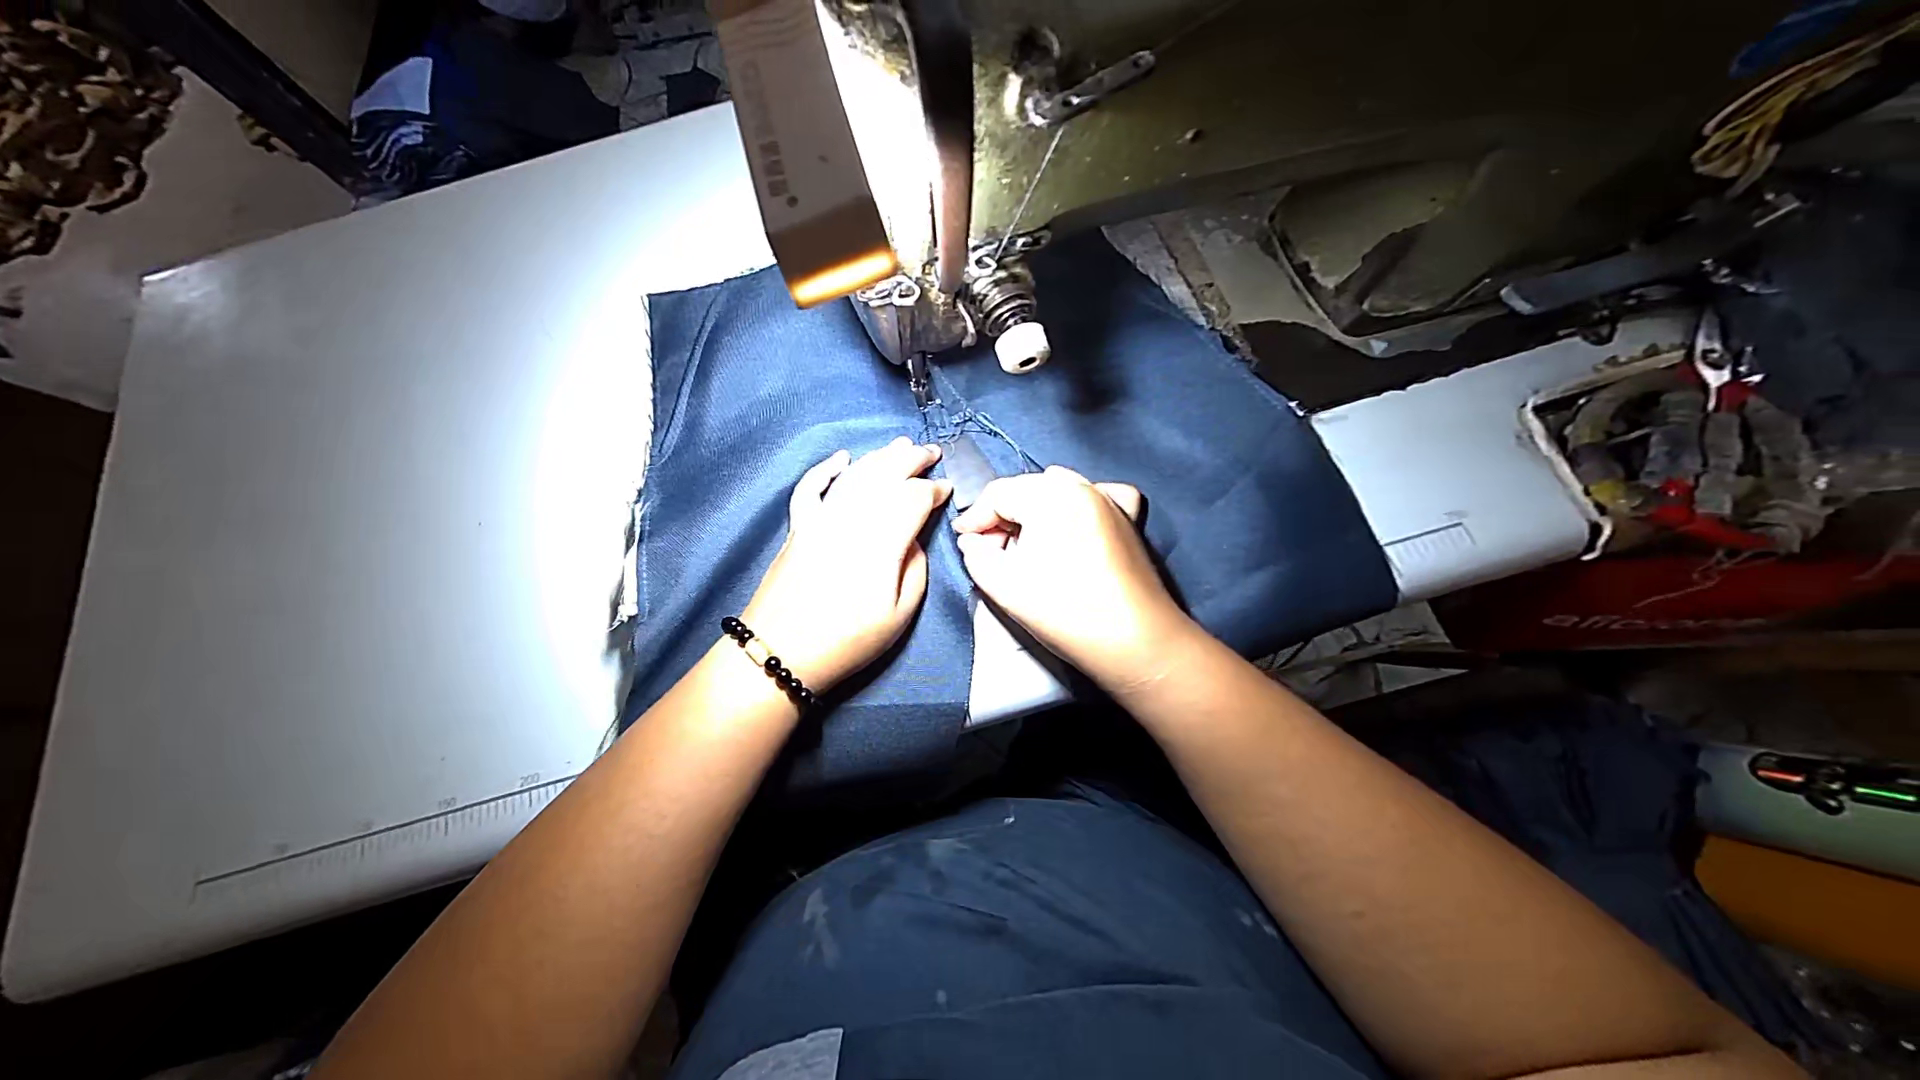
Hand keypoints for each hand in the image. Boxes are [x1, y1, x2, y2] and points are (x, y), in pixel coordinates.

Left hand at [740, 438, 951, 692]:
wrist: (779, 651)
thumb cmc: (846, 641)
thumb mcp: (900, 614)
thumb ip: (915, 568)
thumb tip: (913, 540)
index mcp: (882, 541)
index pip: (914, 498)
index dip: (934, 490)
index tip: (947, 489)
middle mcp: (851, 518)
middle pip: (886, 474)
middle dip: (913, 460)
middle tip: (932, 452)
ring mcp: (820, 518)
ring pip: (854, 474)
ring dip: (880, 457)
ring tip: (900, 447)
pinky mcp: (798, 526)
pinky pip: (811, 486)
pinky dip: (826, 468)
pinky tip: (842, 458)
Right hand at [953, 466, 1196, 694]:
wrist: (1135, 642)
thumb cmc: (1066, 611)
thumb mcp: (1003, 584)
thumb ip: (976, 555)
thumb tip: (973, 540)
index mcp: (1050, 495)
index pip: (998, 493)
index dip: (974, 516)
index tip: (963, 539)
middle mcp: (1082, 486)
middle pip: (1028, 489)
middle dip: (1003, 515)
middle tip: (989, 548)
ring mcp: (1110, 501)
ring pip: (1059, 491)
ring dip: (1035, 512)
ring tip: (1025, 545)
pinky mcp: (1129, 521)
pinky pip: (1096, 498)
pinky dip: (1077, 506)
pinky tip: (1072, 525)